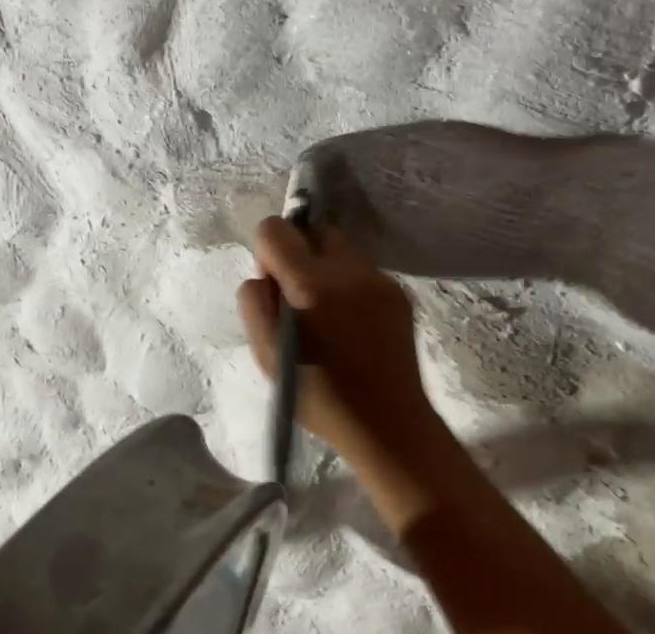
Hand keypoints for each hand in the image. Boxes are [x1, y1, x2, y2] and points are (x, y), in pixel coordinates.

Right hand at [237, 216, 438, 454]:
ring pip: (342, 249)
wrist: (388, 425)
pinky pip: (364, 271)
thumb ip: (254, 302)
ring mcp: (379, 279)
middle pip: (313, 231)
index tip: (274, 284)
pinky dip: (350, 285)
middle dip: (299, 253)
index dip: (266, 250)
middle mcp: (348, 271)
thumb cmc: (319, 397)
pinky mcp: (399, 292)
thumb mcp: (265, 355)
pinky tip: (352, 324)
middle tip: (298, 296)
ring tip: (328, 313)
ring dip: (326, 268)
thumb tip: (263, 275)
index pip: (275, 228)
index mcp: (310, 285)